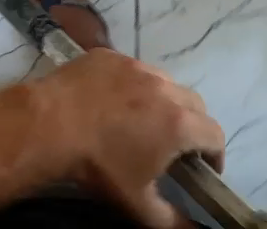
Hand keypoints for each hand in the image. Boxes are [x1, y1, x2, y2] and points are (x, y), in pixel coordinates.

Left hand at [26, 49, 226, 228]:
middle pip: (194, 104)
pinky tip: (116, 100)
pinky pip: (133, 68)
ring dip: (165, 100)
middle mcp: (162, 86)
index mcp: (178, 122)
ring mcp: (134, 65)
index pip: (215, 134)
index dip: (215, 154)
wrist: (50, 123)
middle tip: (176, 145)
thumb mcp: (140, 204)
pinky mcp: (109, 54)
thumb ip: (176, 222)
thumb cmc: (99, 165)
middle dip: (193, 125)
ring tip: (146, 120)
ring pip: (164, 81)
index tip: (204, 169)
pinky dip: (134, 83)